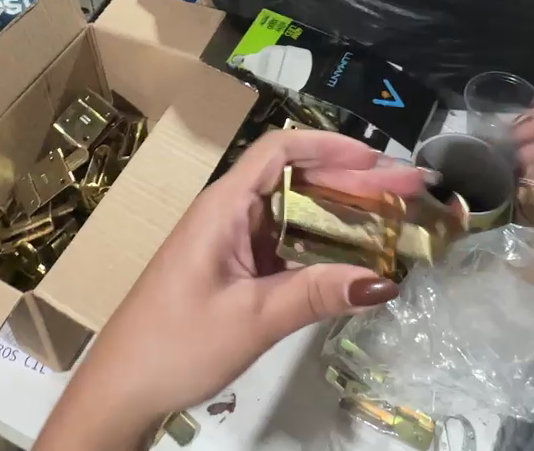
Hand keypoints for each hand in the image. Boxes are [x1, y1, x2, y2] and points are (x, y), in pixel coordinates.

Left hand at [35, 130, 423, 450]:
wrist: (122, 388)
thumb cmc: (176, 343)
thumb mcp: (252, 318)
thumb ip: (316, 295)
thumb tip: (384, 280)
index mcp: (224, 205)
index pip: (279, 149)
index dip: (329, 145)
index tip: (376, 158)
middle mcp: (230, 211)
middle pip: (295, 178)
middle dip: (352, 179)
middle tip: (410, 186)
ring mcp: (233, 239)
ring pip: (295, 210)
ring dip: (342, 210)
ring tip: (397, 214)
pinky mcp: (236, 265)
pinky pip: (286, 241)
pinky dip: (322, 243)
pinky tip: (357, 253)